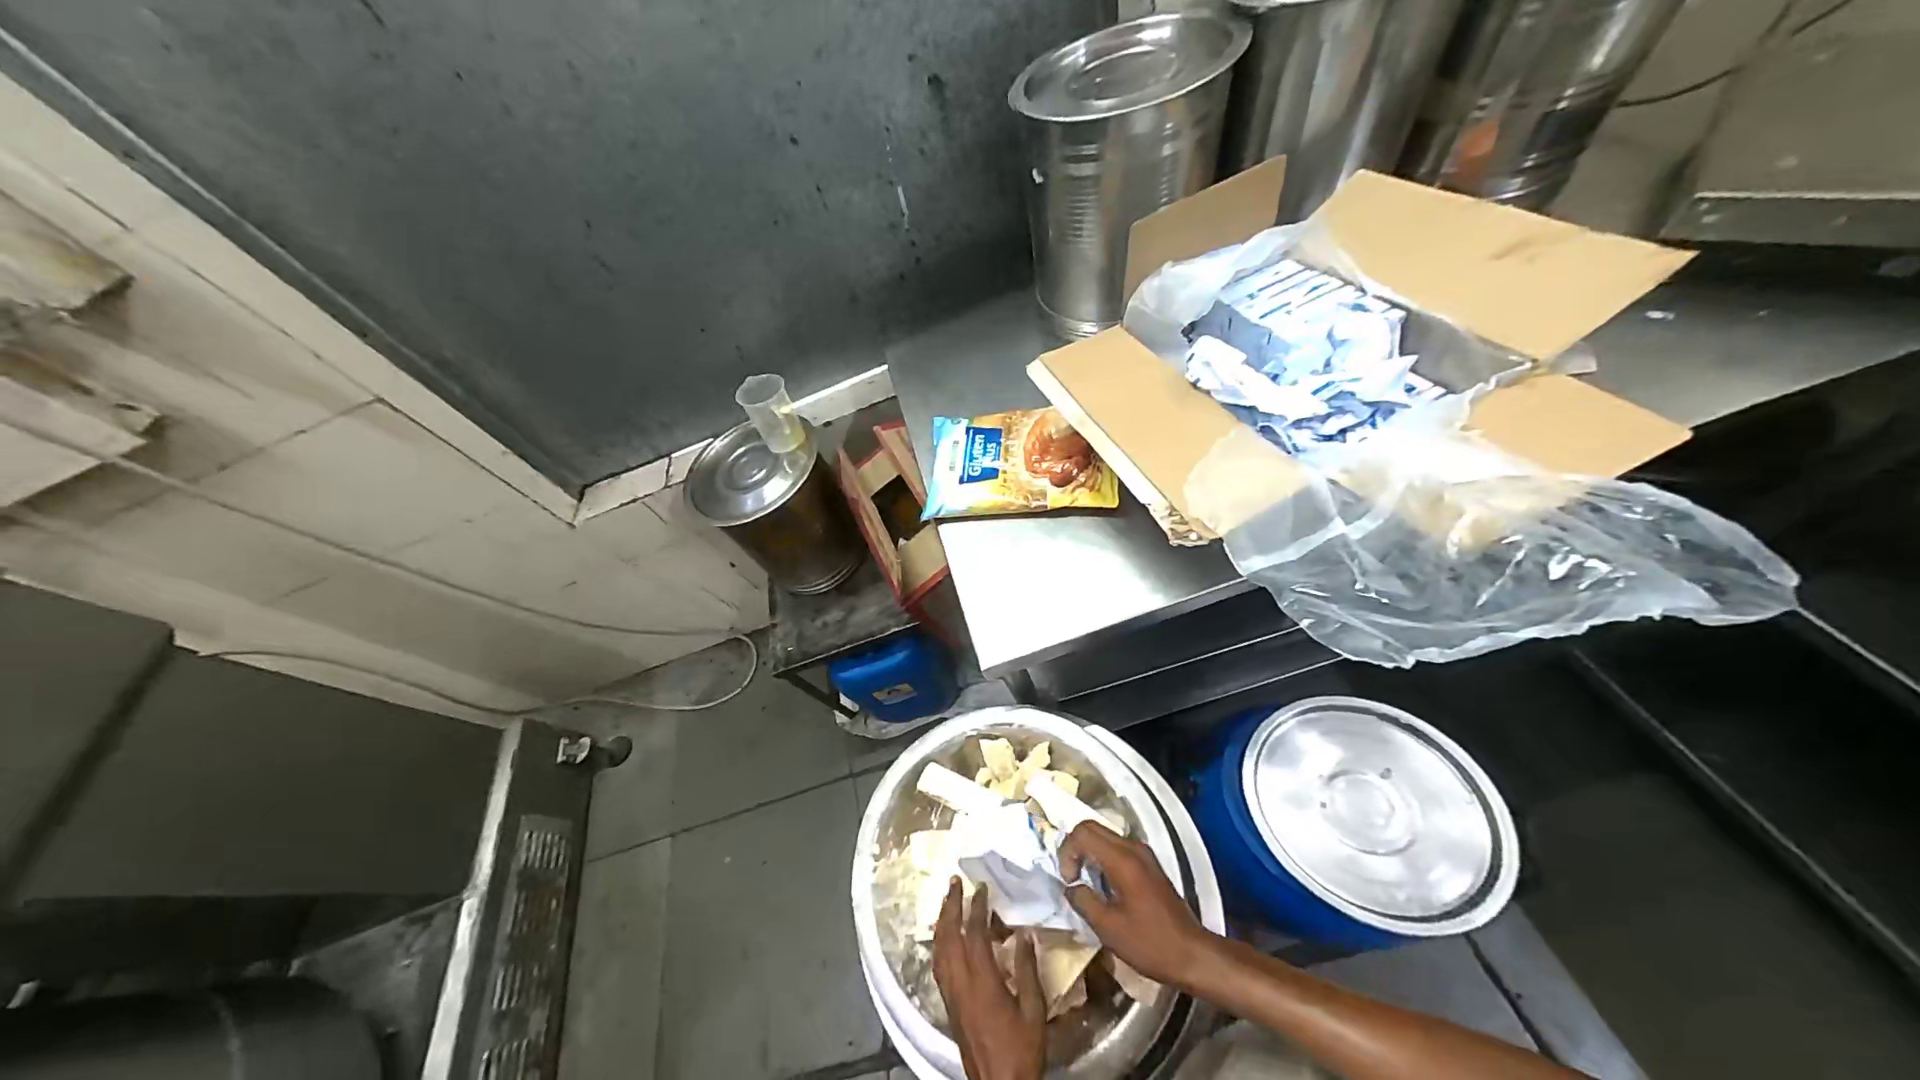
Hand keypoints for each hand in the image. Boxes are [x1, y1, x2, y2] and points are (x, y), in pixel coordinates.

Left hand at [931, 878, 1045, 1079]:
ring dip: (941, 922)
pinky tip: (944, 938)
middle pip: (949, 936)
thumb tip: (1024, 934)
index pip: (974, 934)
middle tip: (954, 882)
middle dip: (950, 906)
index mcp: (983, 982)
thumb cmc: (1022, 1049)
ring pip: (939, 950)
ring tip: (947, 902)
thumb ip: (1028, 970)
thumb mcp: (1034, 1010)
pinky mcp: (948, 1005)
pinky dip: (939, 944)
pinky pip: (937, 966)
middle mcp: (961, 984)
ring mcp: (951, 995)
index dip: (976, 907)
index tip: (981, 887)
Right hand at [1058, 822, 1211, 986]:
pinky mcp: (1149, 865)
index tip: (1069, 881)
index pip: (1082, 833)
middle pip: (1092, 828)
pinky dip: (1102, 858)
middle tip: (1071, 878)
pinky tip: (1103, 886)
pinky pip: (1117, 848)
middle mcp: (1133, 848)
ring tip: (1085, 883)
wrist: (1192, 955)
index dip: (1067, 852)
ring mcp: (1143, 854)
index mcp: (1122, 859)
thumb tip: (1071, 888)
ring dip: (1088, 852)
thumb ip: (1083, 901)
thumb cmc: (1149, 943)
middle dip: (1074, 848)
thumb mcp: (1108, 927)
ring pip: (1105, 836)